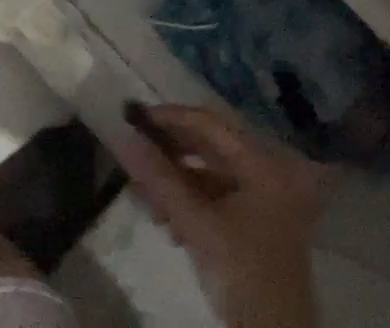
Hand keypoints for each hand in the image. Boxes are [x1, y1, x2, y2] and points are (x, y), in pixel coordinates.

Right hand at [113, 104, 333, 327]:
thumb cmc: (242, 272)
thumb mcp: (196, 223)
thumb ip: (159, 178)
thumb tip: (123, 137)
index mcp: (262, 167)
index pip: (209, 123)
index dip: (170, 117)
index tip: (133, 119)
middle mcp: (266, 174)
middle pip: (209, 146)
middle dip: (169, 151)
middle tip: (135, 153)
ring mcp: (262, 198)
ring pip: (208, 172)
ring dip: (175, 180)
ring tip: (145, 196)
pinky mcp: (254, 221)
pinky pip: (214, 195)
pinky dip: (188, 200)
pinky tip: (166, 221)